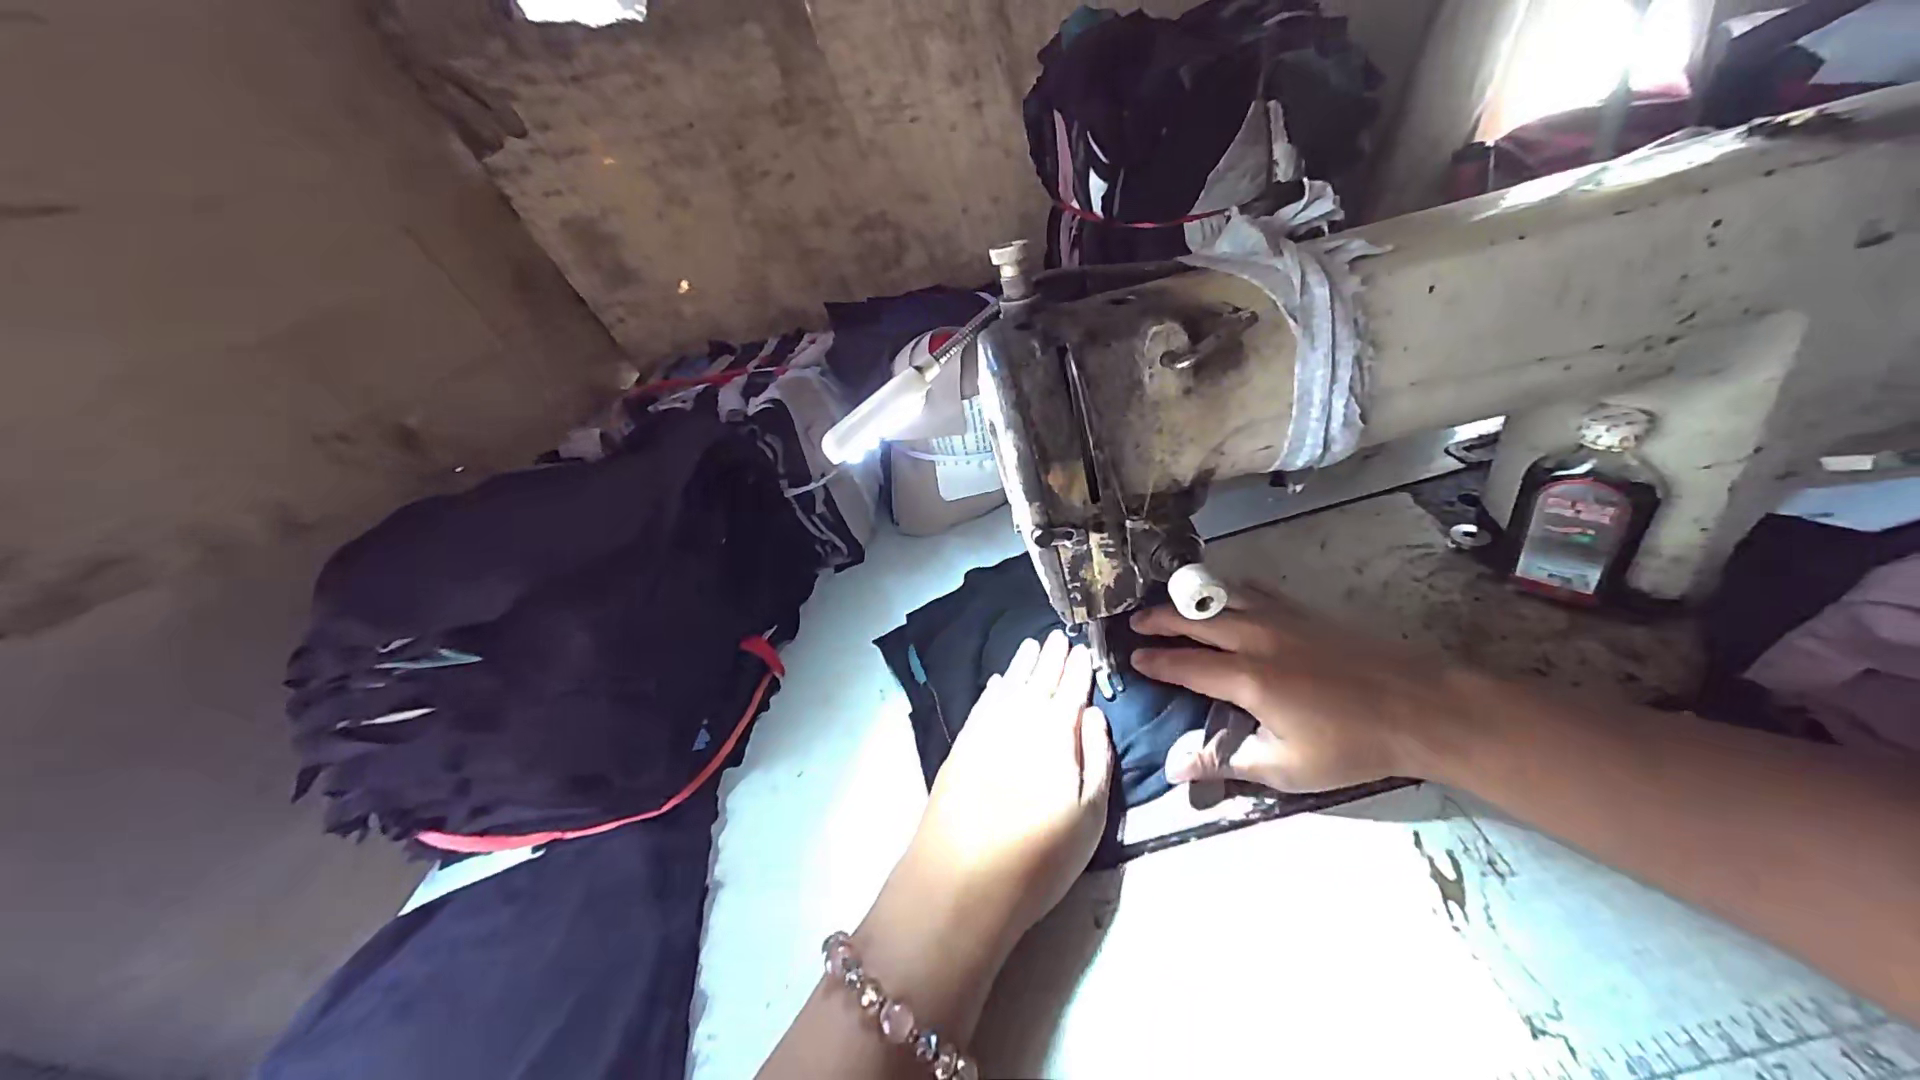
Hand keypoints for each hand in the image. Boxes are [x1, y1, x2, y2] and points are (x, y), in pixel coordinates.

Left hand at [882, 630, 1113, 947]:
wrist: (961, 878)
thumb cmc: (1039, 854)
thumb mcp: (1090, 813)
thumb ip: (1097, 756)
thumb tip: (1093, 713)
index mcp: (1056, 733)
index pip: (1070, 690)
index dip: (1078, 668)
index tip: (1082, 647)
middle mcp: (1019, 721)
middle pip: (1038, 680)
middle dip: (1050, 657)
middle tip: (1058, 635)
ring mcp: (986, 731)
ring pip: (1008, 685)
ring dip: (1021, 664)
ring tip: (1031, 645)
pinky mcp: (961, 746)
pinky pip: (982, 704)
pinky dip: (992, 688)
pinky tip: (997, 680)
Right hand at [1130, 589, 1457, 792]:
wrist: (1420, 706)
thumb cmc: (1351, 744)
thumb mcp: (1286, 768)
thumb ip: (1226, 761)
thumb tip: (1173, 767)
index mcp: (1247, 678)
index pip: (1185, 664)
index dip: (1155, 661)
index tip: (1132, 659)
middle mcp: (1255, 638)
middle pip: (1193, 620)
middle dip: (1158, 619)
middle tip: (1135, 623)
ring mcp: (1280, 619)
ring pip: (1219, 598)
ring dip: (1187, 601)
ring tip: (1167, 605)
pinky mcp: (1301, 611)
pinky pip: (1252, 591)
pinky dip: (1226, 591)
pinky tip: (1224, 596)